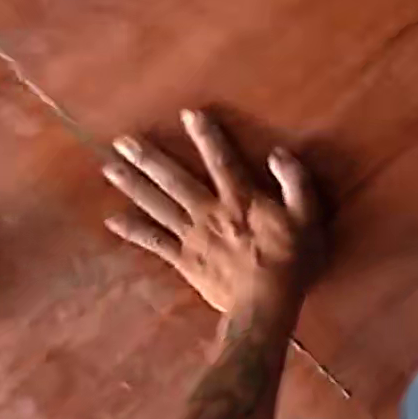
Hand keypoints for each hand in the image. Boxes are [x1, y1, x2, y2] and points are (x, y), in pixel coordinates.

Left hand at [102, 109, 326, 321]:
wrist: (265, 303)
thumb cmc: (292, 257)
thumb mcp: (307, 215)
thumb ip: (294, 182)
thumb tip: (278, 152)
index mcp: (241, 200)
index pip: (223, 161)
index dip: (207, 136)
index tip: (189, 114)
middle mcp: (210, 213)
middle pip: (176, 181)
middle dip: (150, 159)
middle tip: (123, 141)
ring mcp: (192, 237)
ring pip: (158, 206)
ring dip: (133, 186)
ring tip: (109, 168)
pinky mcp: (183, 260)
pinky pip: (154, 243)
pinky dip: (133, 231)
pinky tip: (113, 219)